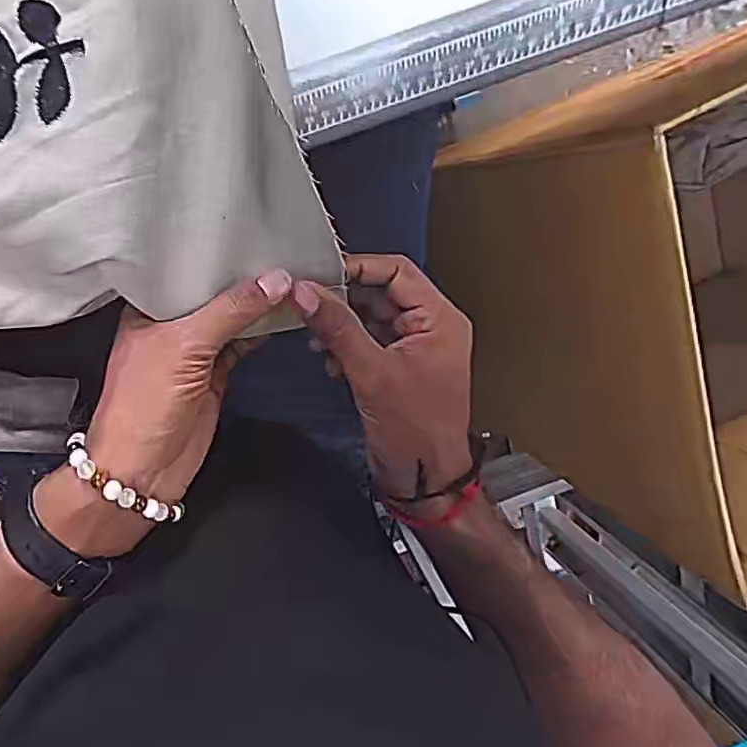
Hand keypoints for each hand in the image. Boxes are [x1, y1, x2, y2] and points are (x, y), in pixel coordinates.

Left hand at [34, 270, 291, 556]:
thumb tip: (273, 281)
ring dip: (257, 303)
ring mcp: (194, 352)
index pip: (184, 269)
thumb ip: (229, 311)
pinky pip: (242, 344)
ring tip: (288, 276)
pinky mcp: (214, 375)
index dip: (214, 251)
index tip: (248, 230)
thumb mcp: (183, 346)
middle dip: (242, 276)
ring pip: (231, 318)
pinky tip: (282, 313)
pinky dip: (262, 331)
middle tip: (277, 248)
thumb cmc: (140, 408)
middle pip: (212, 293)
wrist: (142, 471)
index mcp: (148, 309)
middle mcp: (170, 326)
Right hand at [294, 254, 473, 499]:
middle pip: (380, 292)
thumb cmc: (417, 432)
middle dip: (342, 298)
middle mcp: (429, 327)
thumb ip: (338, 327)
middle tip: (309, 301)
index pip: (396, 272)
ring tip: (316, 334)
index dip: (358, 268)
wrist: (424, 478)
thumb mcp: (372, 372)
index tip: (321, 274)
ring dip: (340, 323)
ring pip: (369, 316)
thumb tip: (307, 292)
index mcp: (439, 319)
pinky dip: (344, 343)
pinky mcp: (395, 365)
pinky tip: (328, 357)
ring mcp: (411, 347)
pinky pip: (366, 338)